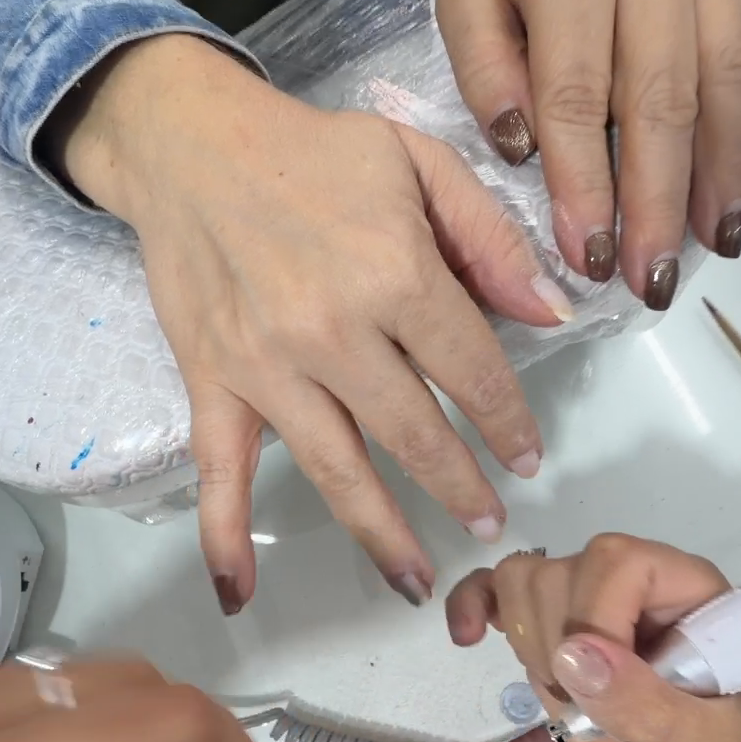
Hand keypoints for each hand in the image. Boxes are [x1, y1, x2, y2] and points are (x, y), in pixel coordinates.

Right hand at [49, 35, 573, 611]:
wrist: (193, 147)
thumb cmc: (312, 152)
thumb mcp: (419, 161)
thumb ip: (489, 238)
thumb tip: (548, 313)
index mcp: (395, 274)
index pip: (472, 370)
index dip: (509, 422)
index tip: (528, 458)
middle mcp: (333, 334)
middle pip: (414, 434)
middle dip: (459, 487)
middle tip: (488, 526)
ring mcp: (266, 369)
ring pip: (336, 469)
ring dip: (382, 532)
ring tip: (420, 578)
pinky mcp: (213, 384)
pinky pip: (218, 471)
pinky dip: (225, 535)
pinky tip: (240, 594)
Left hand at [438, 0, 740, 305]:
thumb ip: (485, 62)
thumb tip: (524, 148)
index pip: (579, 95)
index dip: (585, 183)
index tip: (586, 255)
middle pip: (662, 101)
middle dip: (658, 202)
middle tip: (653, 280)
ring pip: (726, 78)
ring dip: (724, 171)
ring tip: (717, 244)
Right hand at [447, 535, 740, 741]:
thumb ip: (643, 704)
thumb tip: (574, 655)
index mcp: (682, 587)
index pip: (616, 562)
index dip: (594, 618)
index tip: (600, 688)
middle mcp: (630, 577)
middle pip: (558, 572)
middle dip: (557, 650)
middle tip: (590, 709)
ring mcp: (583, 595)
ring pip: (519, 581)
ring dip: (527, 647)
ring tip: (567, 697)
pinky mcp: (545, 619)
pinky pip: (492, 587)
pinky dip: (472, 605)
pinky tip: (467, 637)